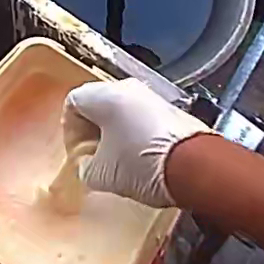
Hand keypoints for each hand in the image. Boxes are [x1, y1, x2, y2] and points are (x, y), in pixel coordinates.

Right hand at [62, 79, 210, 207]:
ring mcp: (151, 96)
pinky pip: (140, 116)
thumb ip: (85, 167)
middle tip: (92, 157)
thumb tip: (87, 165)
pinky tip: (139, 158)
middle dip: (91, 130)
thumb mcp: (102, 175)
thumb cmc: (141, 164)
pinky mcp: (169, 108)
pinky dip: (133, 132)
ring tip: (116, 161)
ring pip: (120, 109)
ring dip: (113, 132)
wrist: (193, 164)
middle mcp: (127, 87)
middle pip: (97, 103)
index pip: (73, 102)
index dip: (69, 129)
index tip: (76, 152)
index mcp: (104, 96)